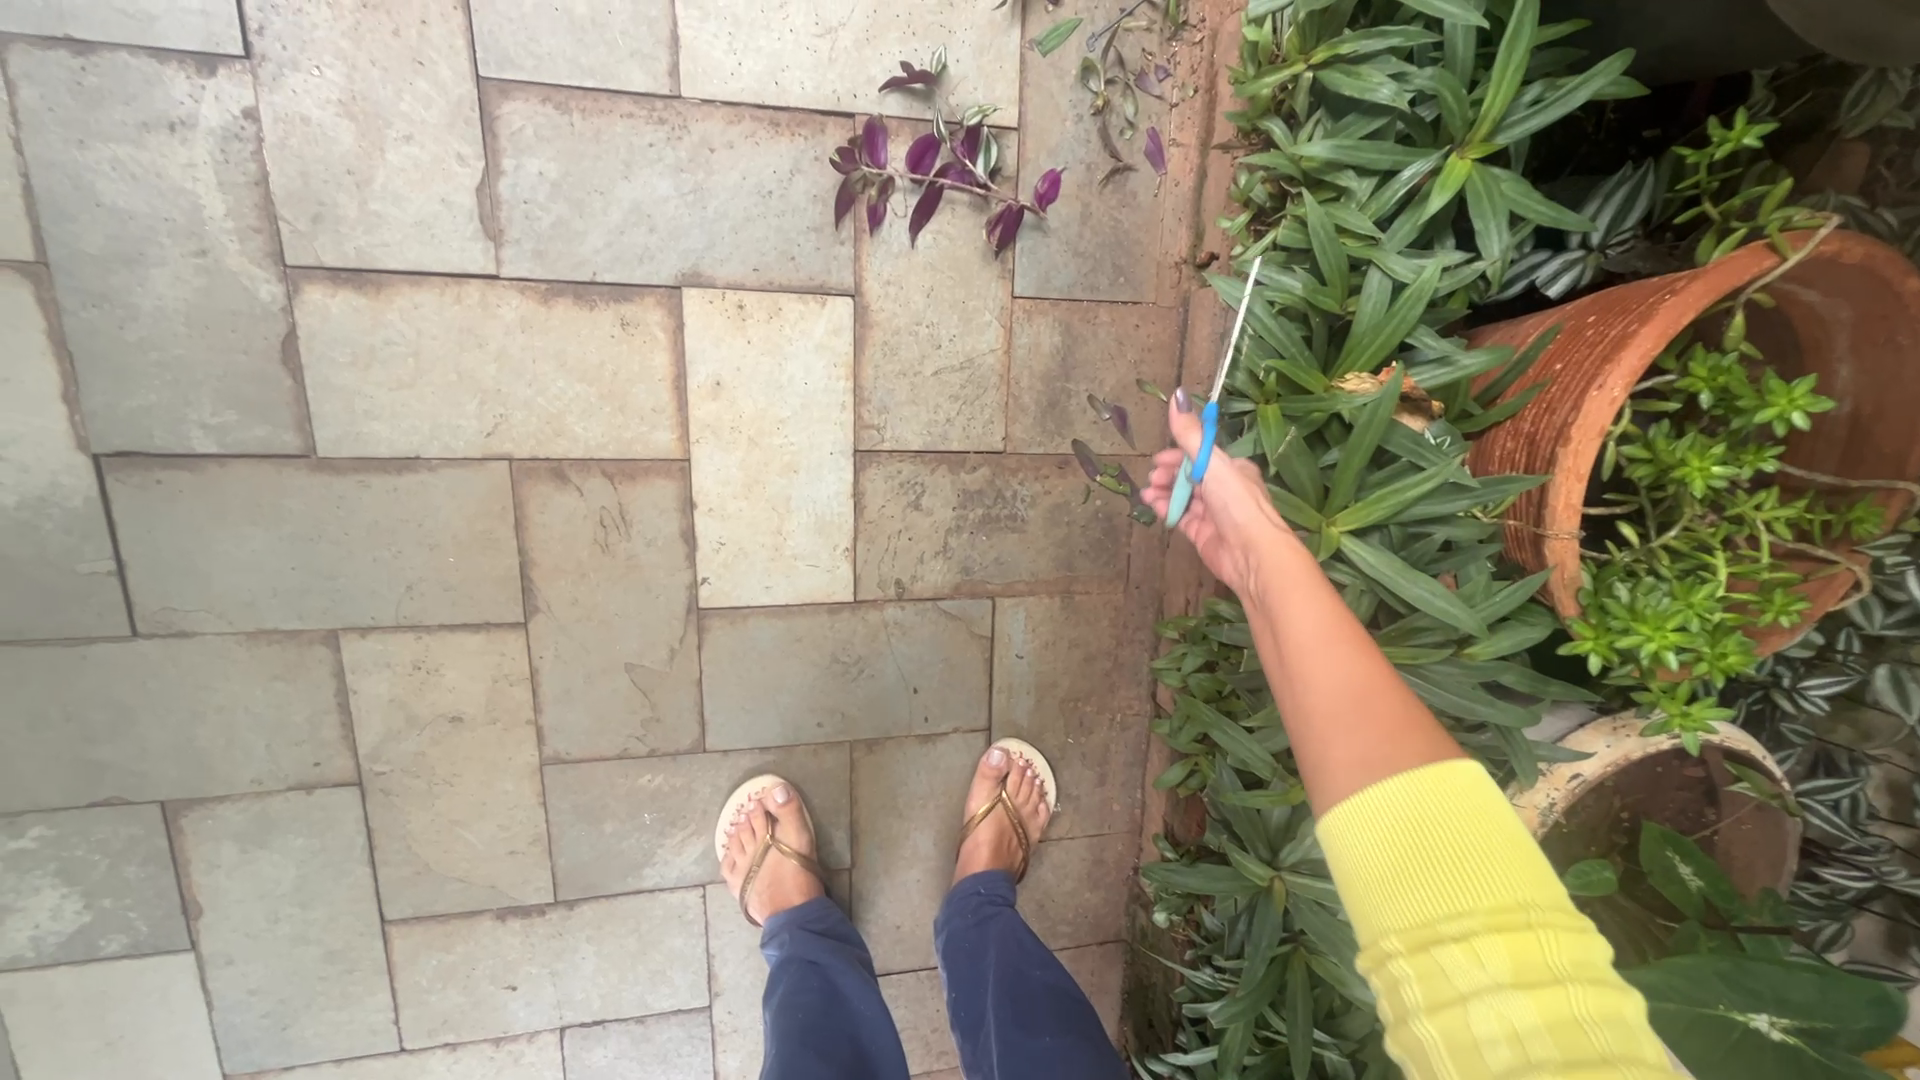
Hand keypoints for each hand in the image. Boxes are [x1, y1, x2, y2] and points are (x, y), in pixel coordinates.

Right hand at [1142, 389, 1297, 597]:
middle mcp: (1224, 489)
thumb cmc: (1236, 503)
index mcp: (1233, 469)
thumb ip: (1190, 434)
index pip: (1201, 456)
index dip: (1178, 455)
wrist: (1251, 553)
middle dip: (1168, 475)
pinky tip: (1153, 507)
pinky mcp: (1203, 534)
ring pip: (1183, 497)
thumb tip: (1176, 395)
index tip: (1157, 460)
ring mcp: (1213, 513)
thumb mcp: (1211, 463)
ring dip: (1164, 492)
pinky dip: (1166, 510)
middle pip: (1190, 476)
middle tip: (1152, 478)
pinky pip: (1181, 517)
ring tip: (1147, 494)